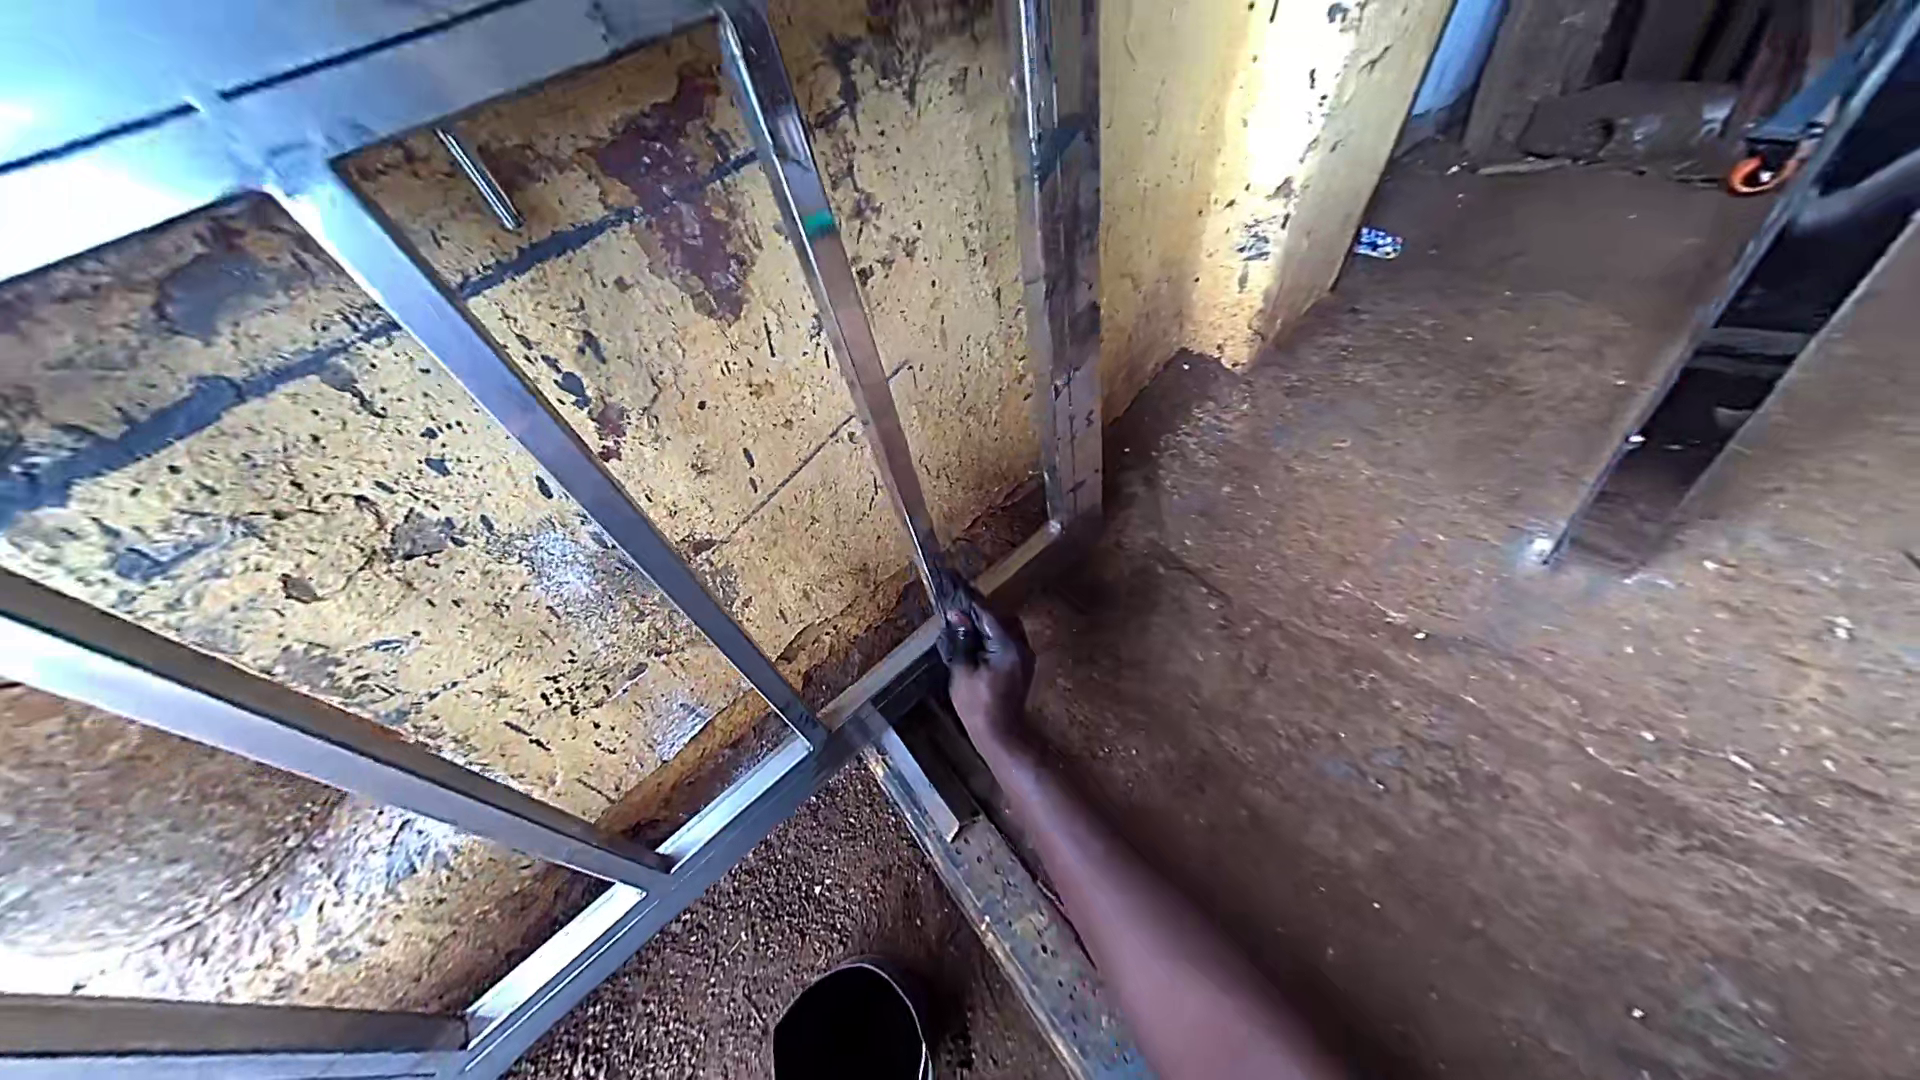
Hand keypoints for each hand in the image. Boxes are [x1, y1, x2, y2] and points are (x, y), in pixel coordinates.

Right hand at [944, 599, 1034, 749]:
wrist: (1000, 734)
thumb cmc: (977, 705)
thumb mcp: (962, 670)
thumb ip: (962, 639)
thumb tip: (958, 614)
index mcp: (1007, 645)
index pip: (987, 613)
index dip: (970, 599)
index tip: (955, 585)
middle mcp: (1021, 646)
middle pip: (1001, 617)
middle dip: (980, 610)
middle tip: (959, 605)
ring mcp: (1025, 657)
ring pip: (1007, 628)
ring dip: (988, 622)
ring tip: (966, 621)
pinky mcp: (1022, 666)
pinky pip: (1009, 640)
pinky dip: (994, 635)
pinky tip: (978, 639)